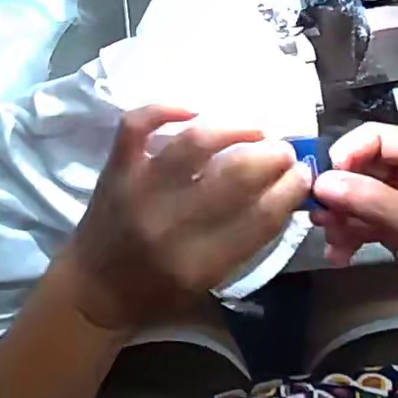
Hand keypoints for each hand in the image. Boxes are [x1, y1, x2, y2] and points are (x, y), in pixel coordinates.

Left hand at [56, 106, 311, 333]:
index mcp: (198, 264)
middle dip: (269, 158)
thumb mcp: (209, 280)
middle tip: (284, 150)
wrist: (94, 287)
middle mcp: (168, 225)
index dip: (289, 191)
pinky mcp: (116, 167)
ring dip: (232, 130)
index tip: (304, 174)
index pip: (259, 219)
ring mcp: (138, 190)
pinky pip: (137, 125)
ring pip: (192, 143)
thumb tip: (283, 191)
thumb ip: (244, 239)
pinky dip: (164, 108)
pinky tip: (193, 110)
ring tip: (254, 129)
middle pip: (232, 177)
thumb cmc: (158, 289)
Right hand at [310, 123, 397, 332]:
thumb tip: (320, 182)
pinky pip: (366, 223)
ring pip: (360, 196)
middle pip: (363, 166)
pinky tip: (339, 255)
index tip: (322, 181)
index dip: (346, 154)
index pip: (376, 137)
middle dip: (340, 190)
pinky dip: (350, 236)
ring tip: (329, 239)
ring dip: (341, 216)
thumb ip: (372, 200)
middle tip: (316, 215)